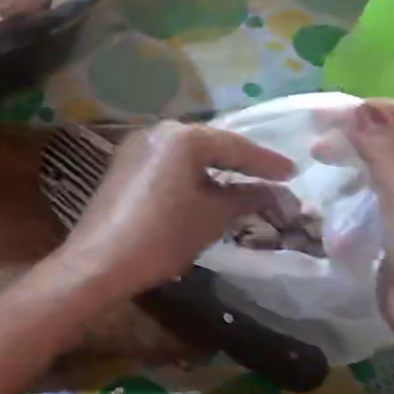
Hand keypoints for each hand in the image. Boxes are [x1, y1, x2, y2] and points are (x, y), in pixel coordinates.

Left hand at [53, 121, 293, 302]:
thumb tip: (274, 191)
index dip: (266, 162)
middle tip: (270, 176)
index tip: (293, 172)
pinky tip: (202, 190)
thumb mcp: (212, 216)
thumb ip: (246, 196)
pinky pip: (164, 166)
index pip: (234, 145)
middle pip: (207, 144)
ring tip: (240, 184)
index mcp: (181, 137)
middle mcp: (155, 132)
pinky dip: (186, 176)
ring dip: (211, 170)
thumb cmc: (162, 235)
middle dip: (238, 162)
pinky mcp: (120, 168)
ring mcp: (133, 149)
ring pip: (184, 155)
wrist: (100, 261)